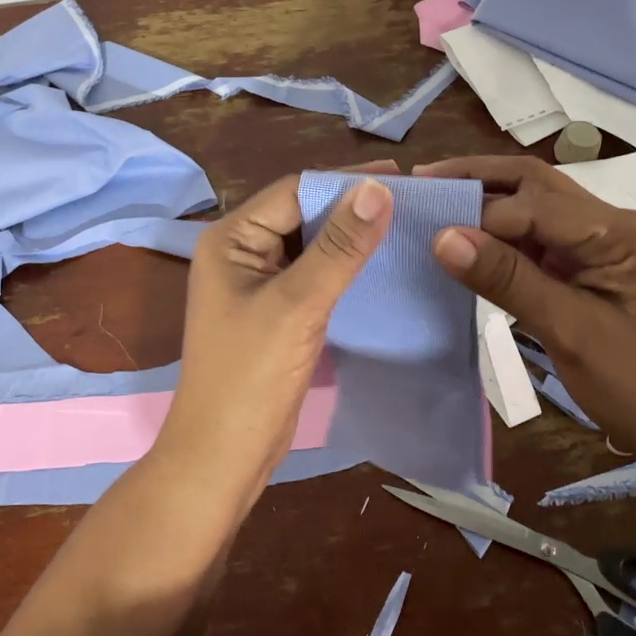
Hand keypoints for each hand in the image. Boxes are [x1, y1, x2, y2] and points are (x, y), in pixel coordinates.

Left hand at [155, 168, 395, 493]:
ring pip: (313, 244)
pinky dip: (346, 267)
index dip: (345, 182)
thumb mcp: (297, 306)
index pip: (294, 191)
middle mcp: (242, 251)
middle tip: (413, 199)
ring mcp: (259, 283)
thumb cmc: (250, 377)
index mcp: (231, 238)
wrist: (222, 459)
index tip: (401, 176)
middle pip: (303, 213)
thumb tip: (377, 187)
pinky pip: (315, 275)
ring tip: (408, 225)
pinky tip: (383, 265)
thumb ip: (339, 247)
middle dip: (352, 206)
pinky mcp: (277, 311)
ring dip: (352, 236)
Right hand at [417, 155, 635, 462]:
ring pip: (537, 208)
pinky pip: (542, 240)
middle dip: (479, 179)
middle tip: (422, 181)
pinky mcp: (595, 269)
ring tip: (436, 202)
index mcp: (621, 232)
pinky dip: (503, 238)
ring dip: (489, 203)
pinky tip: (470, 242)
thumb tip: (441, 237)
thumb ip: (506, 279)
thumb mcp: (569, 332)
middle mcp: (615, 224)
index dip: (481, 212)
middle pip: (537, 184)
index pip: (536, 202)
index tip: (429, 229)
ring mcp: (606, 246)